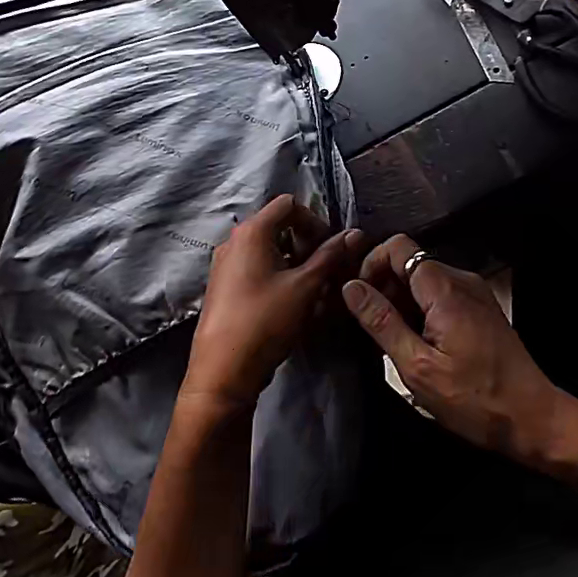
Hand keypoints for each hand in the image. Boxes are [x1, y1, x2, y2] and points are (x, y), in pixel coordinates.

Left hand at [183, 195, 364, 411]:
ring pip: (269, 251)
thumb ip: (331, 256)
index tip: (330, 248)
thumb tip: (355, 234)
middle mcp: (233, 241)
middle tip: (325, 270)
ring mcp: (225, 265)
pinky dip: (279, 277)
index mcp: (251, 232)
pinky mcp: (224, 288)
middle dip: (307, 243)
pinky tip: (292, 303)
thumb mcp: (305, 287)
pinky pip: (257, 270)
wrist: (223, 371)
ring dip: (296, 263)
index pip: (289, 205)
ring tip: (313, 290)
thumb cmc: (265, 321)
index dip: (315, 221)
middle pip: (278, 226)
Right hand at [341, 236, 570, 461]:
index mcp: (446, 289)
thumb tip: (350, 288)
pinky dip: (420, 310)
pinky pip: (440, 295)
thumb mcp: (417, 366)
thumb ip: (382, 322)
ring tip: (389, 341)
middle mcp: (462, 281)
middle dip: (383, 287)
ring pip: (423, 280)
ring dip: (400, 302)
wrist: (533, 418)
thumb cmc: (474, 399)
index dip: (372, 264)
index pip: (399, 247)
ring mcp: (475, 294)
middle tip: (370, 327)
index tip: (359, 298)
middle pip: (411, 263)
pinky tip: (414, 344)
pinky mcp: (480, 309)